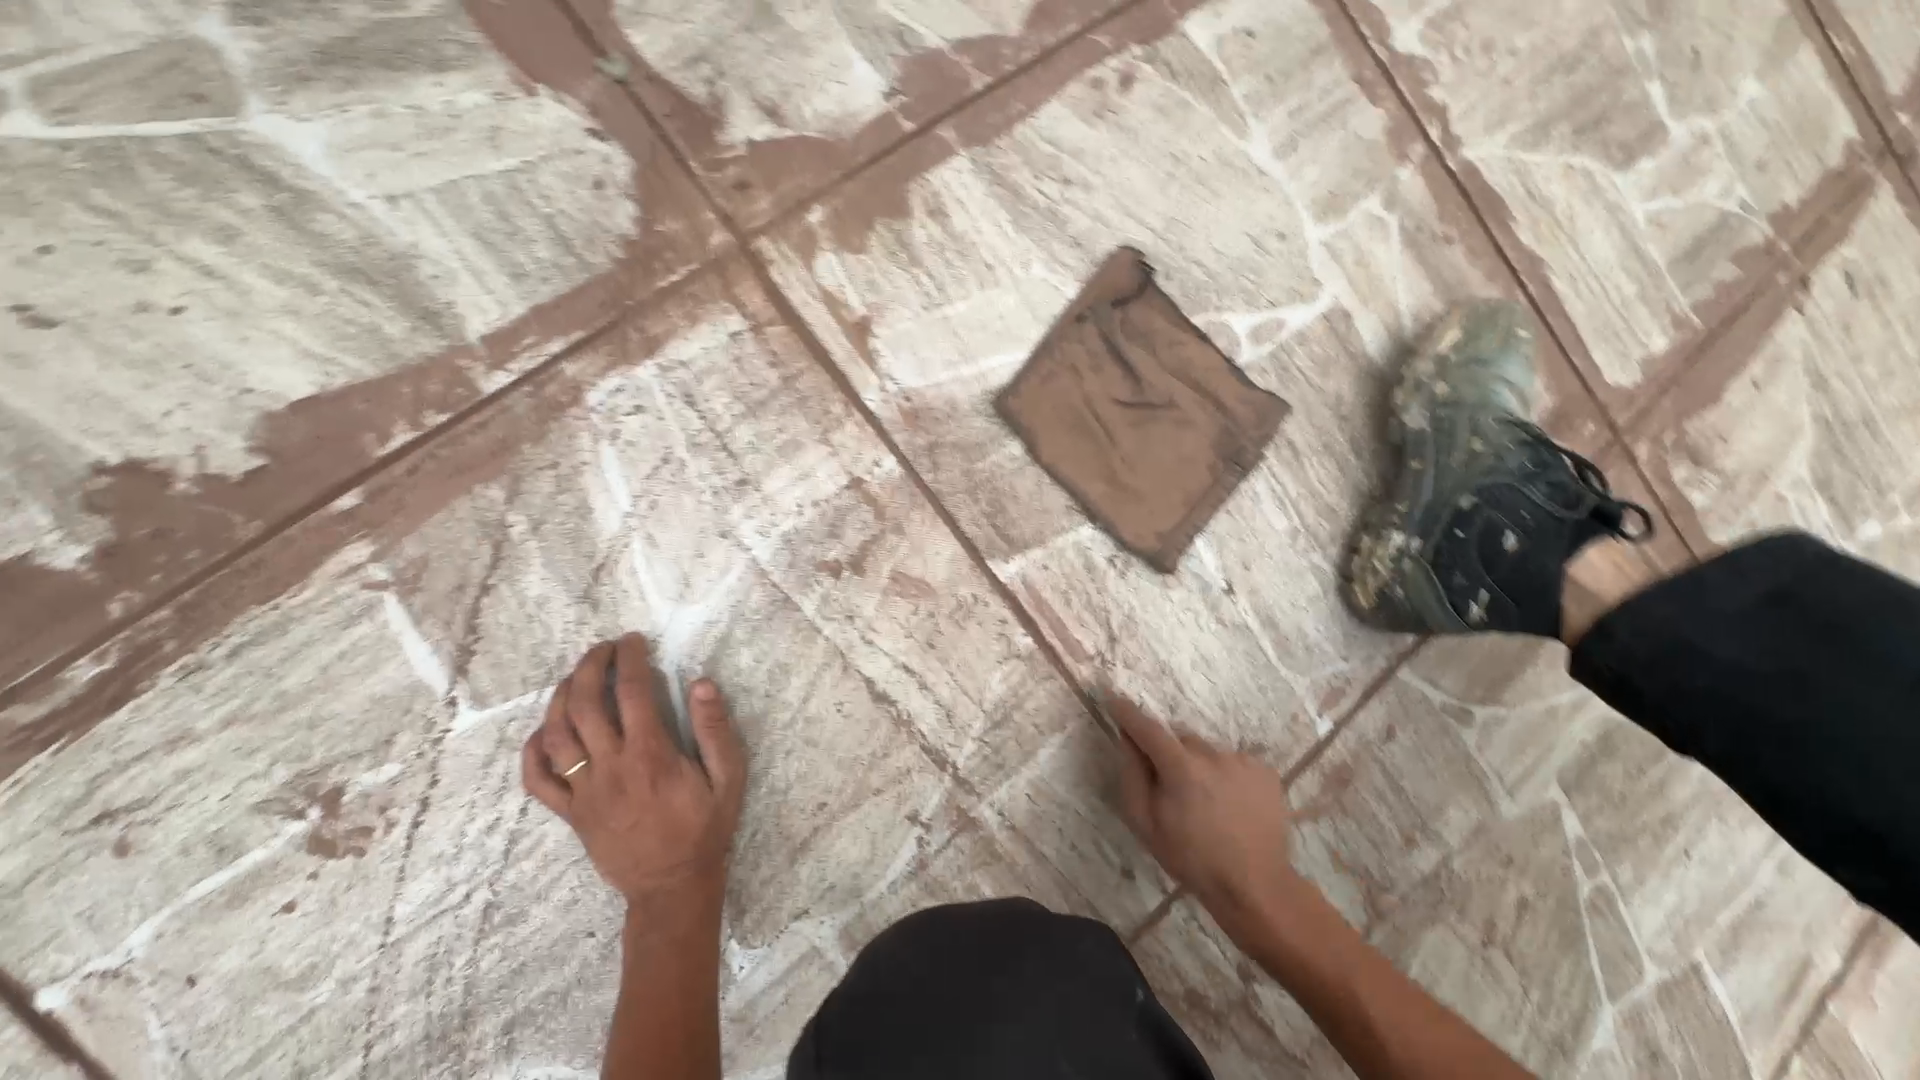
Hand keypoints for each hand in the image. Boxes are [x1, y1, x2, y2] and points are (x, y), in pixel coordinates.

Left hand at [523, 635, 745, 912]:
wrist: (672, 886)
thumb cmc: (705, 829)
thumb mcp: (728, 779)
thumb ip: (715, 731)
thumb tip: (701, 684)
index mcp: (651, 755)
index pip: (633, 691)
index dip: (630, 658)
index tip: (633, 641)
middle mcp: (611, 766)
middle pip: (586, 703)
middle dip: (591, 666)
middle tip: (603, 649)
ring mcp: (584, 790)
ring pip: (556, 733)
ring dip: (561, 697)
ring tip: (576, 678)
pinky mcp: (570, 813)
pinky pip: (537, 779)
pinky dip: (533, 750)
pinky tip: (543, 731)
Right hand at [1109, 693, 1302, 934]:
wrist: (1254, 884)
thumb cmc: (1191, 858)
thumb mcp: (1145, 824)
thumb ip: (1132, 776)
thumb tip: (1126, 739)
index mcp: (1181, 768)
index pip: (1148, 728)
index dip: (1127, 712)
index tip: (1112, 698)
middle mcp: (1214, 755)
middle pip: (1180, 741)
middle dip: (1170, 755)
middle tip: (1171, 789)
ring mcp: (1244, 761)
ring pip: (1208, 752)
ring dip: (1199, 766)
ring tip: (1206, 804)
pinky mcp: (1266, 771)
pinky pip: (1234, 762)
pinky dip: (1225, 775)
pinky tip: (1230, 805)